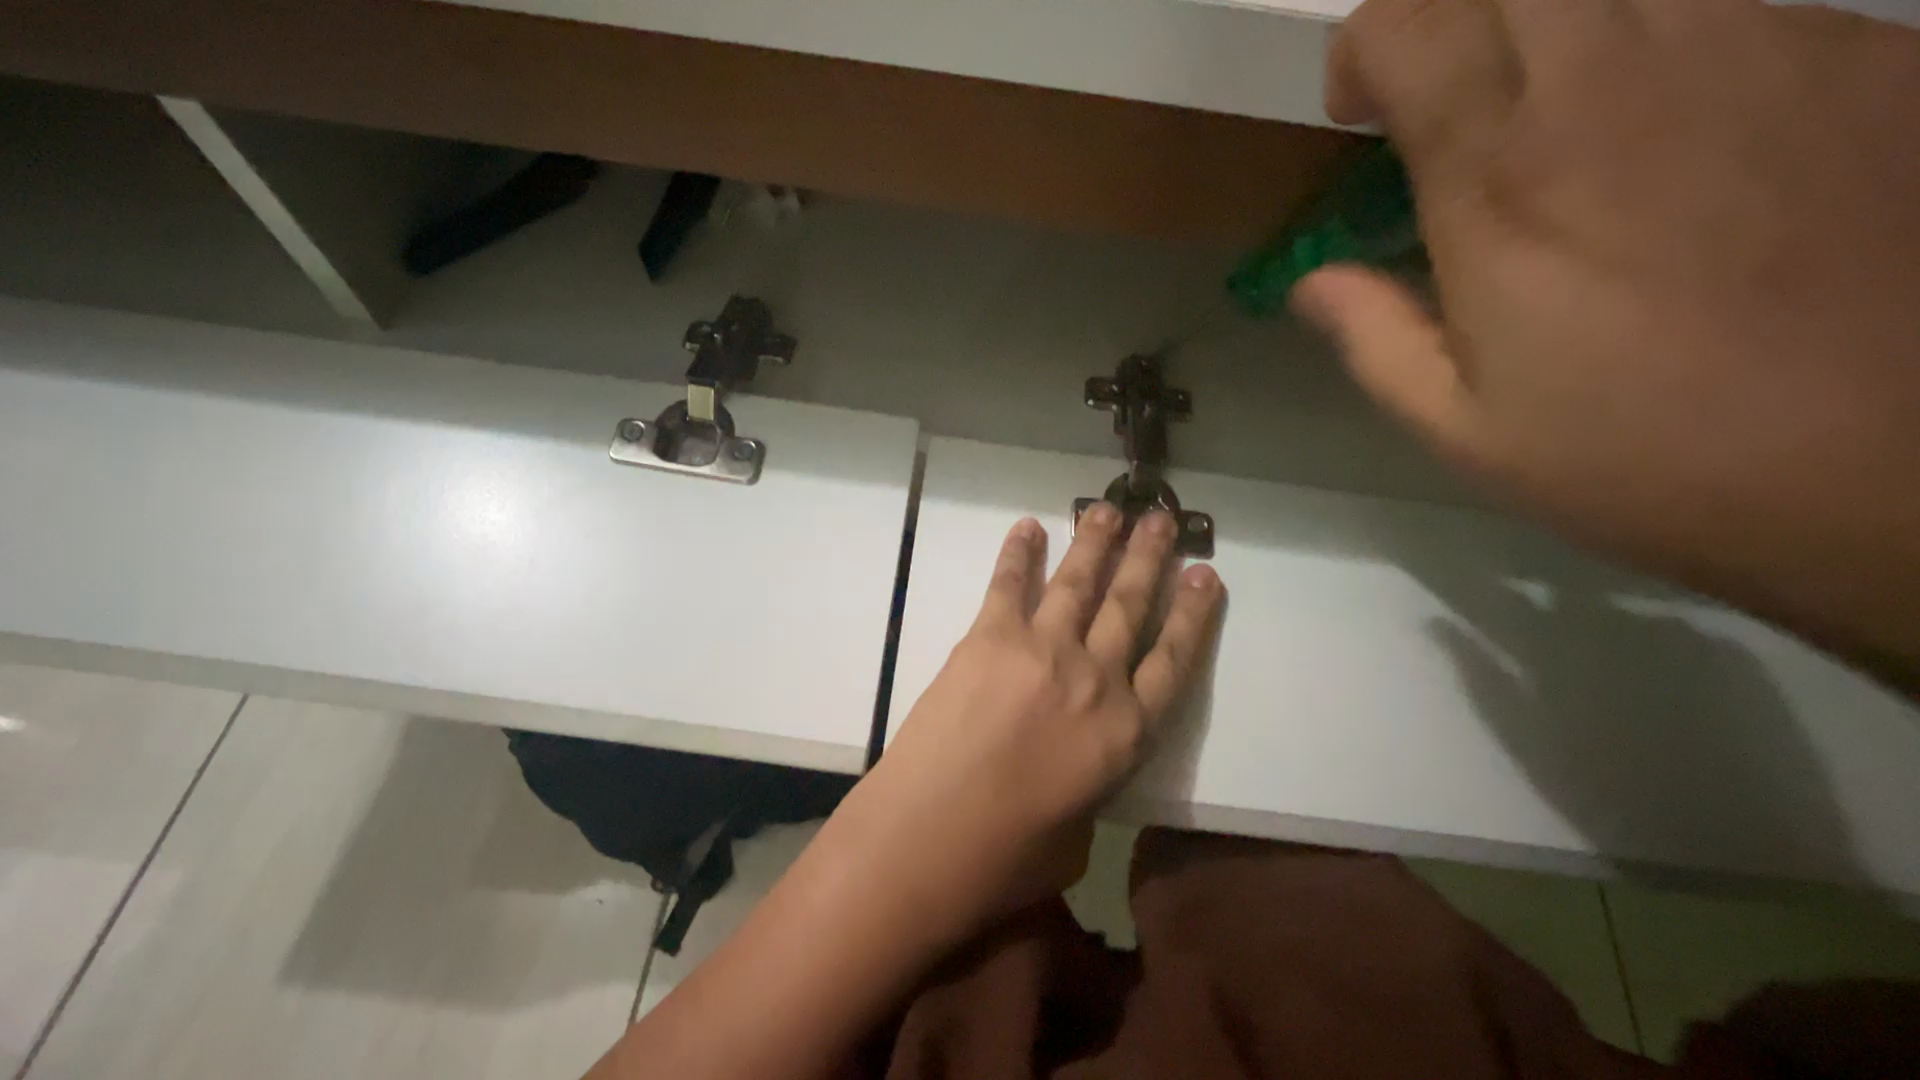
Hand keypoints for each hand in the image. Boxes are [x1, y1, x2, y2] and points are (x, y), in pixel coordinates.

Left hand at [598, 512, 1219, 1079]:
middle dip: (1150, 559)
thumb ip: (1088, 786)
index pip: (1174, 660)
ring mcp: (1043, 650)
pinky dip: (1019, 554)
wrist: (933, 834)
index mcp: (1128, 733)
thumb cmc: (1010, 858)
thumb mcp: (1079, 835)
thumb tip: (1075, 766)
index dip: (1193, 617)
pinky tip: (1029, 527)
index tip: (1207, 576)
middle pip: (1131, 606)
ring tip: (1110, 508)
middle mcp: (1096, 679)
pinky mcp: (989, 638)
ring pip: (1080, 583)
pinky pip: (1010, 585)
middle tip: (1163, 518)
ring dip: (1097, 541)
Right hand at [1293, 0, 1919, 671]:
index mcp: (1504, 179)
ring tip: (1559, 120)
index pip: (1411, 26)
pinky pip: (1729, 4)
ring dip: (1554, 33)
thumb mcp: (1463, 429)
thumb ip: (1372, 340)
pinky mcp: (1859, 52)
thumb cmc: (1642, 457)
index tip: (1360, 117)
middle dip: (1449, 25)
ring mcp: (1751, 49)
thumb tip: (1314, 284)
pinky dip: (1668, 46)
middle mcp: (1618, 81)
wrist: (1894, 469)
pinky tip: (1677, 135)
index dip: (1364, 51)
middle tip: (1445, 103)